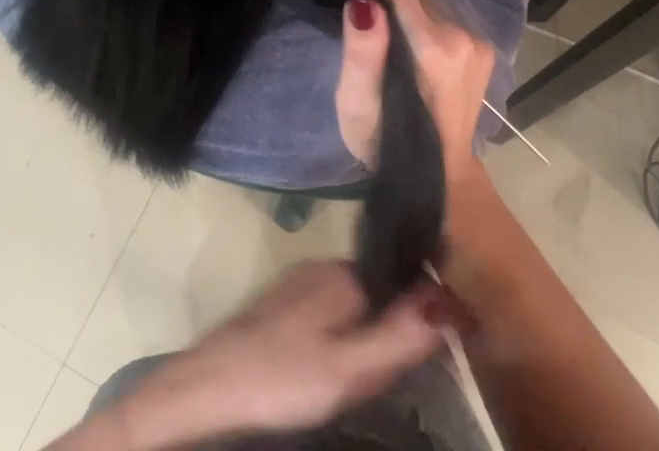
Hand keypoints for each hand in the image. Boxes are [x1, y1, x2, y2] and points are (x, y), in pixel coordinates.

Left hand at [87, 262, 449, 448]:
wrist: (205, 390)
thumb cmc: (282, 378)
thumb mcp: (352, 366)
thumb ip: (402, 334)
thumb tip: (453, 298)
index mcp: (343, 274)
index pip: (406, 274)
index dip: (432, 306)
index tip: (451, 340)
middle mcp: (321, 269)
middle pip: (382, 287)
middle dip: (402, 320)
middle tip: (408, 368)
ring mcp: (296, 286)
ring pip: (355, 301)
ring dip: (373, 330)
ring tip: (377, 373)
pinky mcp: (279, 308)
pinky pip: (331, 312)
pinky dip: (347, 334)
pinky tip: (340, 366)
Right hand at [337, 0, 495, 181]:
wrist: (435, 175)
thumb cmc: (384, 140)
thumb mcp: (356, 101)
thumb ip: (362, 51)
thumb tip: (363, 2)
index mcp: (433, 48)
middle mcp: (463, 37)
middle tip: (360, 4)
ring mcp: (480, 44)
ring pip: (433, 4)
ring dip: (407, 7)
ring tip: (381, 24)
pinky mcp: (485, 51)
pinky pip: (447, 18)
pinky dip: (425, 20)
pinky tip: (408, 41)